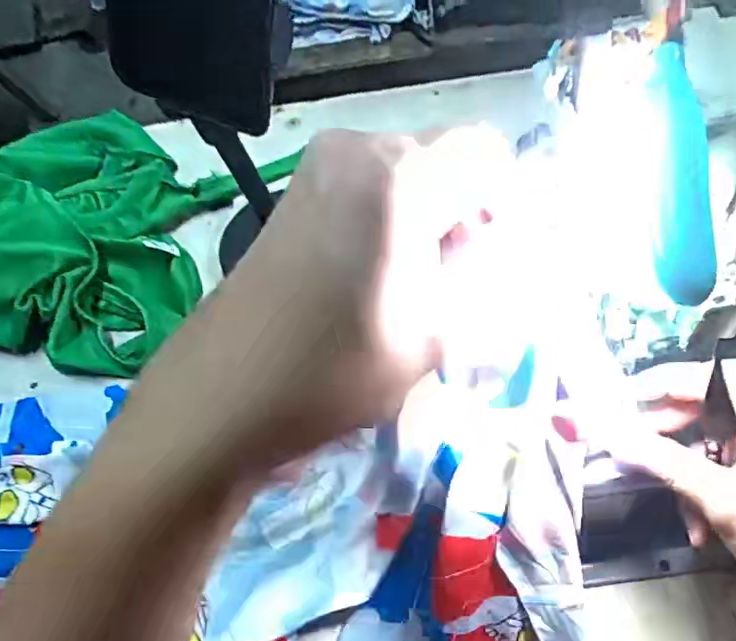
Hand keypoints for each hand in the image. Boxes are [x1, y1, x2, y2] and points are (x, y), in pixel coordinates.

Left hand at [132, 126, 514, 473]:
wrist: (229, 395)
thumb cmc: (340, 370)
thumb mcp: (434, 337)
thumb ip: (480, 286)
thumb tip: (494, 261)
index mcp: (400, 175)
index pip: (486, 158)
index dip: (505, 210)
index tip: (498, 267)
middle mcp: (357, 150)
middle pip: (444, 168)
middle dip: (465, 224)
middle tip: (458, 293)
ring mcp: (318, 170)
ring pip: (407, 186)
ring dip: (427, 234)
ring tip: (415, 301)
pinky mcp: (297, 199)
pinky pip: (369, 199)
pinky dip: (391, 234)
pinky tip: (378, 291)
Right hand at [609, 368, 735, 640]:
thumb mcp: (723, 501)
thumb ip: (669, 464)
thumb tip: (618, 438)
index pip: (724, 381)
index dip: (673, 386)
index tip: (632, 397)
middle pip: (721, 414)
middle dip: (682, 446)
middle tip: (640, 452)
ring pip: (723, 449)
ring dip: (698, 484)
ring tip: (692, 523)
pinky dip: (715, 496)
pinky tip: (705, 531)